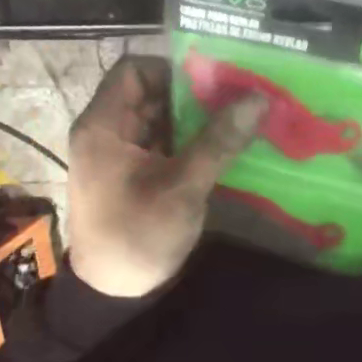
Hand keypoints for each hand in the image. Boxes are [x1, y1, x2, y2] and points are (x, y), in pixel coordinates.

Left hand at [66, 55, 267, 296]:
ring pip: (158, 119)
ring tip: (237, 119)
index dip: (173, 68)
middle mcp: (106, 132)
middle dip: (192, 94)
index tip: (214, 82)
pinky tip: (221, 146)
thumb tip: (257, 98)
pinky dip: (187, 141)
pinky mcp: (132, 175)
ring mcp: (118, 154)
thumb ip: (218, 140)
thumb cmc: (138, 235)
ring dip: (194, 119)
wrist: (112, 293)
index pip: (134, 70)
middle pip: (149, 93)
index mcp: (103, 126)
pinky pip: (161, 143)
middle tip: (237, 99)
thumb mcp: (183, 187)